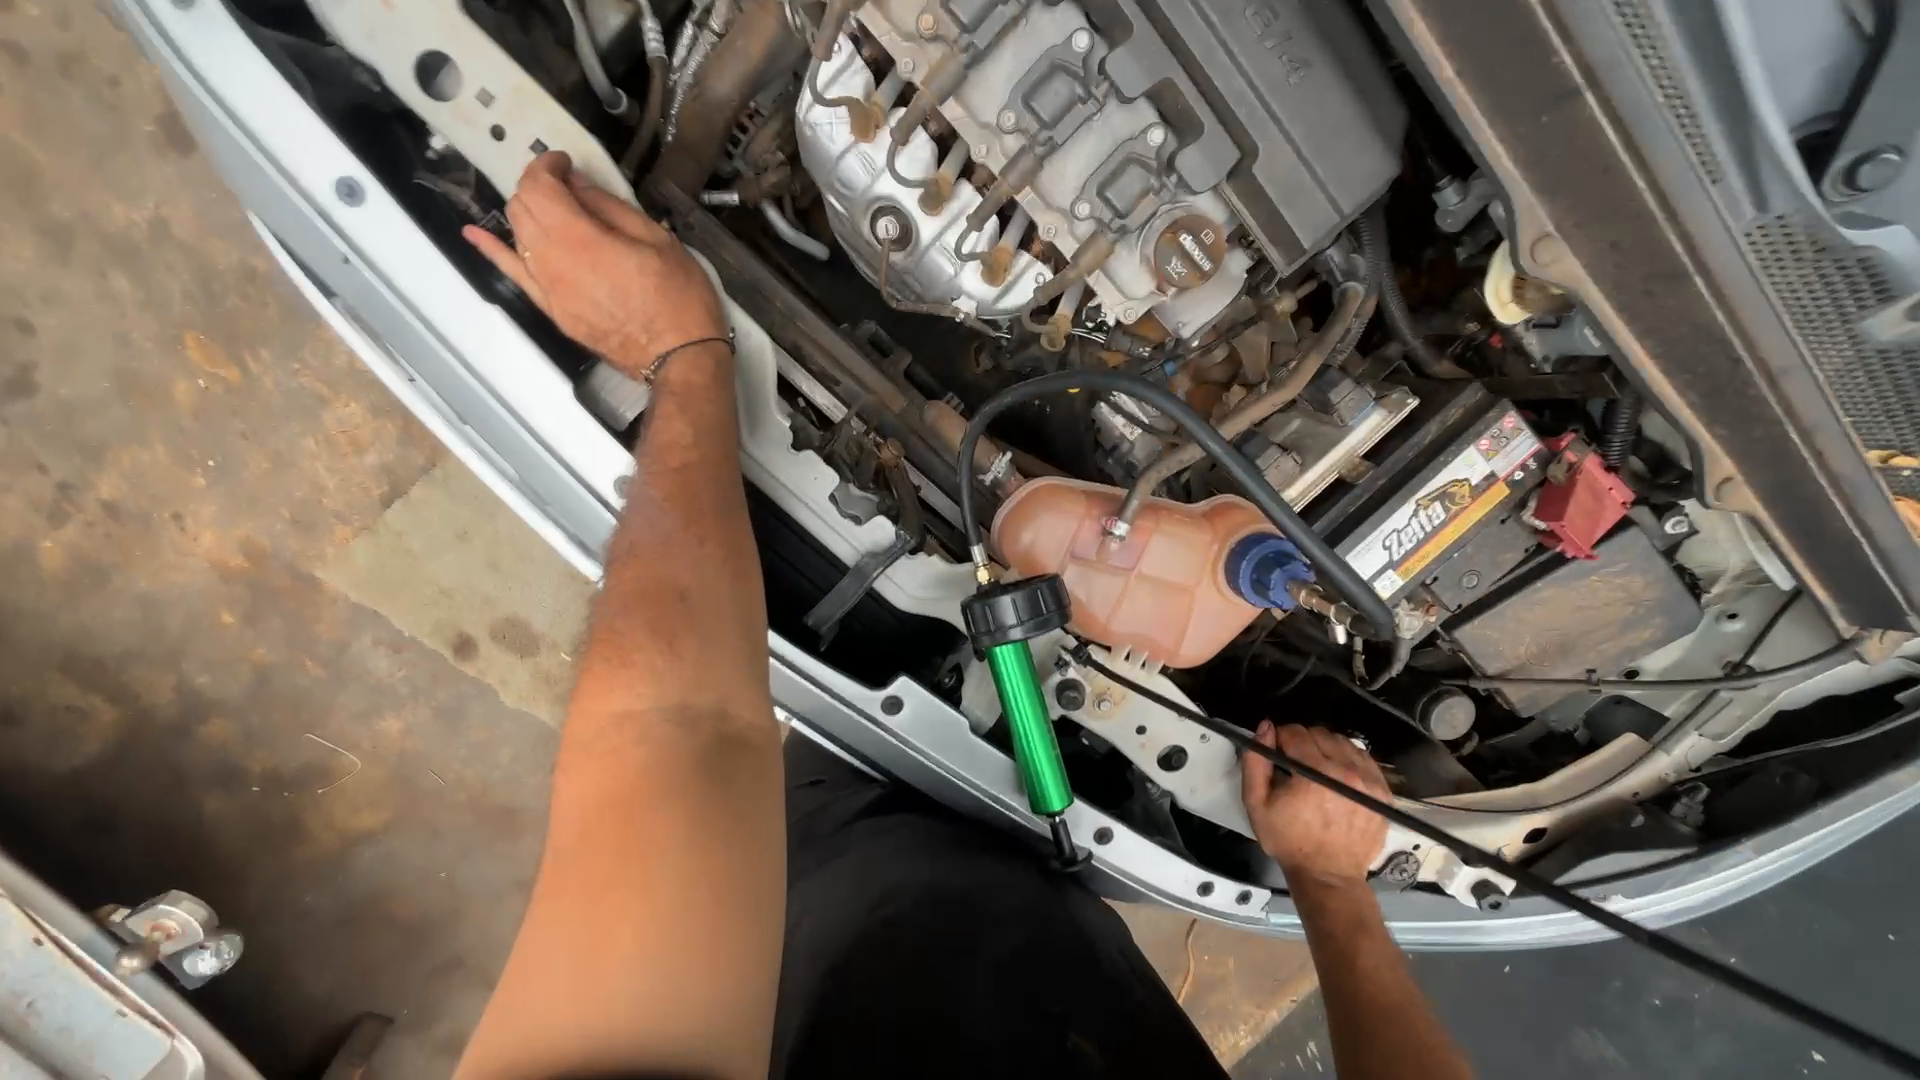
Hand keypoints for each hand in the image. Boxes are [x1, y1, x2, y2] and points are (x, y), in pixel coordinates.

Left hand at [464, 152, 727, 377]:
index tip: (564, 162)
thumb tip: (577, 184)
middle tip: (567, 187)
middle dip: (539, 188)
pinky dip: (494, 250)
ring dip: (529, 214)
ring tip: (553, 211)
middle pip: (522, 207)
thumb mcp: (657, 241)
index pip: (539, 186)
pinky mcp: (554, 311)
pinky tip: (477, 235)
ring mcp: (548, 289)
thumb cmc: (680, 300)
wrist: (680, 360)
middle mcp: (552, 261)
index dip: (546, 165)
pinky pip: (514, 273)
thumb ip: (610, 208)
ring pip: (518, 235)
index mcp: (579, 238)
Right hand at [1241, 722, 1389, 891]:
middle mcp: (1346, 771)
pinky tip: (1338, 775)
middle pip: (1320, 734)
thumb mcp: (1256, 803)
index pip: (1296, 732)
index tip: (1277, 751)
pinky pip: (1364, 758)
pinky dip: (1348, 759)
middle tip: (1295, 762)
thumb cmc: (1288, 840)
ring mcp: (1369, 781)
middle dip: (1303, 741)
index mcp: (1314, 773)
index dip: (1281, 737)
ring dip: (1327, 748)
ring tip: (1317, 769)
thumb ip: (1256, 762)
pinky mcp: (1383, 791)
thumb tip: (1266, 727)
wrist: (1328, 875)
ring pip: (1344, 742)